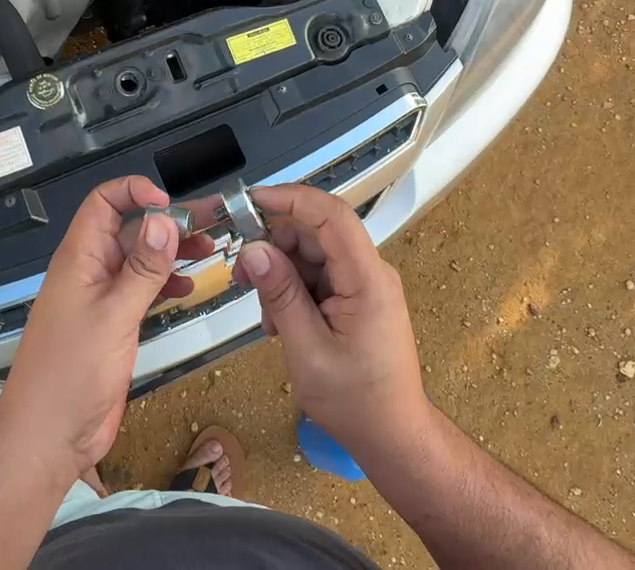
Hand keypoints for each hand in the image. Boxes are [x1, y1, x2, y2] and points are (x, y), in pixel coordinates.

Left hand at [0, 176, 214, 480]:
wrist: (47, 438)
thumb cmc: (71, 373)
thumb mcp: (113, 315)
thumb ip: (143, 268)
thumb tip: (165, 219)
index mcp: (80, 257)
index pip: (103, 203)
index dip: (134, 192)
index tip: (170, 202)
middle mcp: (90, 271)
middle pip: (130, 230)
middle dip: (168, 222)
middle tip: (213, 224)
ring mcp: (101, 298)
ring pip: (139, 260)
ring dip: (172, 253)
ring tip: (210, 253)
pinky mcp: (112, 324)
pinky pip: (141, 290)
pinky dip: (164, 284)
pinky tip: (186, 290)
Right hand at [234, 184, 433, 458]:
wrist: (393, 436)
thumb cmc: (354, 400)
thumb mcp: (307, 349)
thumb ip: (280, 295)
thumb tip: (253, 249)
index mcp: (367, 279)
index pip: (332, 215)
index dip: (291, 198)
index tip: (250, 201)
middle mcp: (370, 271)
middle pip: (316, 233)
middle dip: (275, 246)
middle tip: (241, 275)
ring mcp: (364, 284)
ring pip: (312, 255)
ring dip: (281, 276)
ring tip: (267, 318)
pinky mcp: (357, 298)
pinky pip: (318, 276)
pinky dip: (293, 291)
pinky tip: (280, 324)